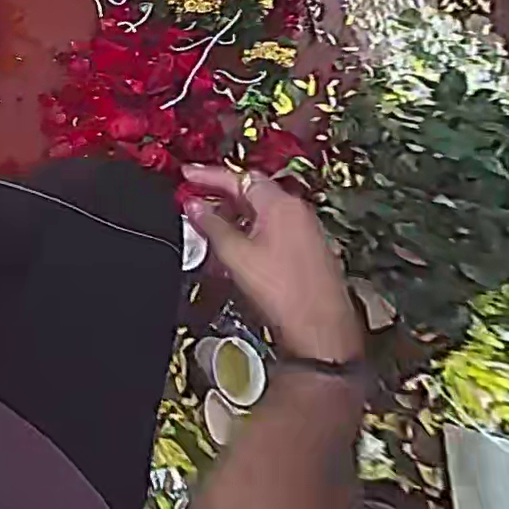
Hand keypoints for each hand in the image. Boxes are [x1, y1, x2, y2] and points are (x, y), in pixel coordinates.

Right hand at [182, 165, 361, 362]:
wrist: (321, 334)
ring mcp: (305, 231)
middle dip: (220, 193)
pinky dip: (249, 228)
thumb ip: (210, 224)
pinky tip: (233, 244)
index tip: (188, 174)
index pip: (238, 177)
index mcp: (280, 204)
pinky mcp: (307, 251)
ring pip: (261, 211)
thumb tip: (194, 205)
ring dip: (233, 213)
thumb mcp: (235, 254)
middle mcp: (296, 211)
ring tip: (208, 223)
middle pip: (251, 191)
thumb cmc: (282, 293)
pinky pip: (272, 228)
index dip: (208, 175)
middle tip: (194, 197)